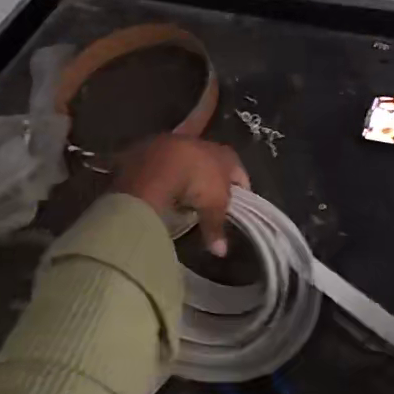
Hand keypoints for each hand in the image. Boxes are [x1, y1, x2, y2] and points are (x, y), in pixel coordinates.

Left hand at [112, 135, 250, 255]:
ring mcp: (177, 141)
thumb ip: (216, 228)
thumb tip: (221, 252)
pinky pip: (160, 161)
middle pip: (212, 162)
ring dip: (185, 169)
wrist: (160, 164)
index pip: (239, 173)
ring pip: (185, 157)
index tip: (237, 207)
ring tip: (182, 189)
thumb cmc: (198, 183)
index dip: (240, 191)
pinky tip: (156, 179)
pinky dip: (160, 170)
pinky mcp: (153, 145)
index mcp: (225, 155)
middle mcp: (204, 143)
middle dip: (212, 175)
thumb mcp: (213, 208)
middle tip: (209, 195)